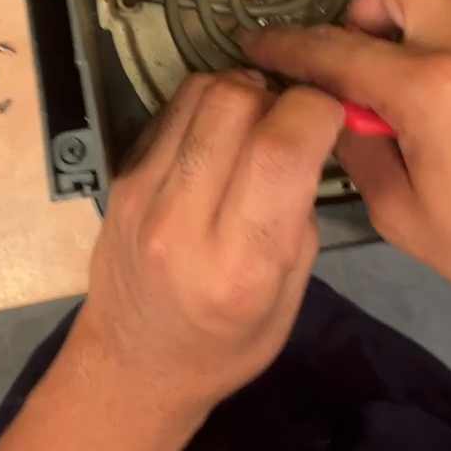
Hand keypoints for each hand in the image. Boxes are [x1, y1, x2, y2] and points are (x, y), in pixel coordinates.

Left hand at [67, 71, 342, 418]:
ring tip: (252, 121)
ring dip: (239, 91)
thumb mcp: (289, 295)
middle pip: (234, 102)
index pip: (279, 152)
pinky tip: (216, 133)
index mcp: (240, 264)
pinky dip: (204, 105)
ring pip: (199, 92)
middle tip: (286, 120)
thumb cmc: (225, 342)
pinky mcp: (121, 172)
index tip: (328, 116)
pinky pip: (172, 108)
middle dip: (275, 95)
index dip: (314, 112)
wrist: (133, 360)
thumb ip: (298, 209)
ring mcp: (142, 190)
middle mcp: (183, 220)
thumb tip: (307, 134)